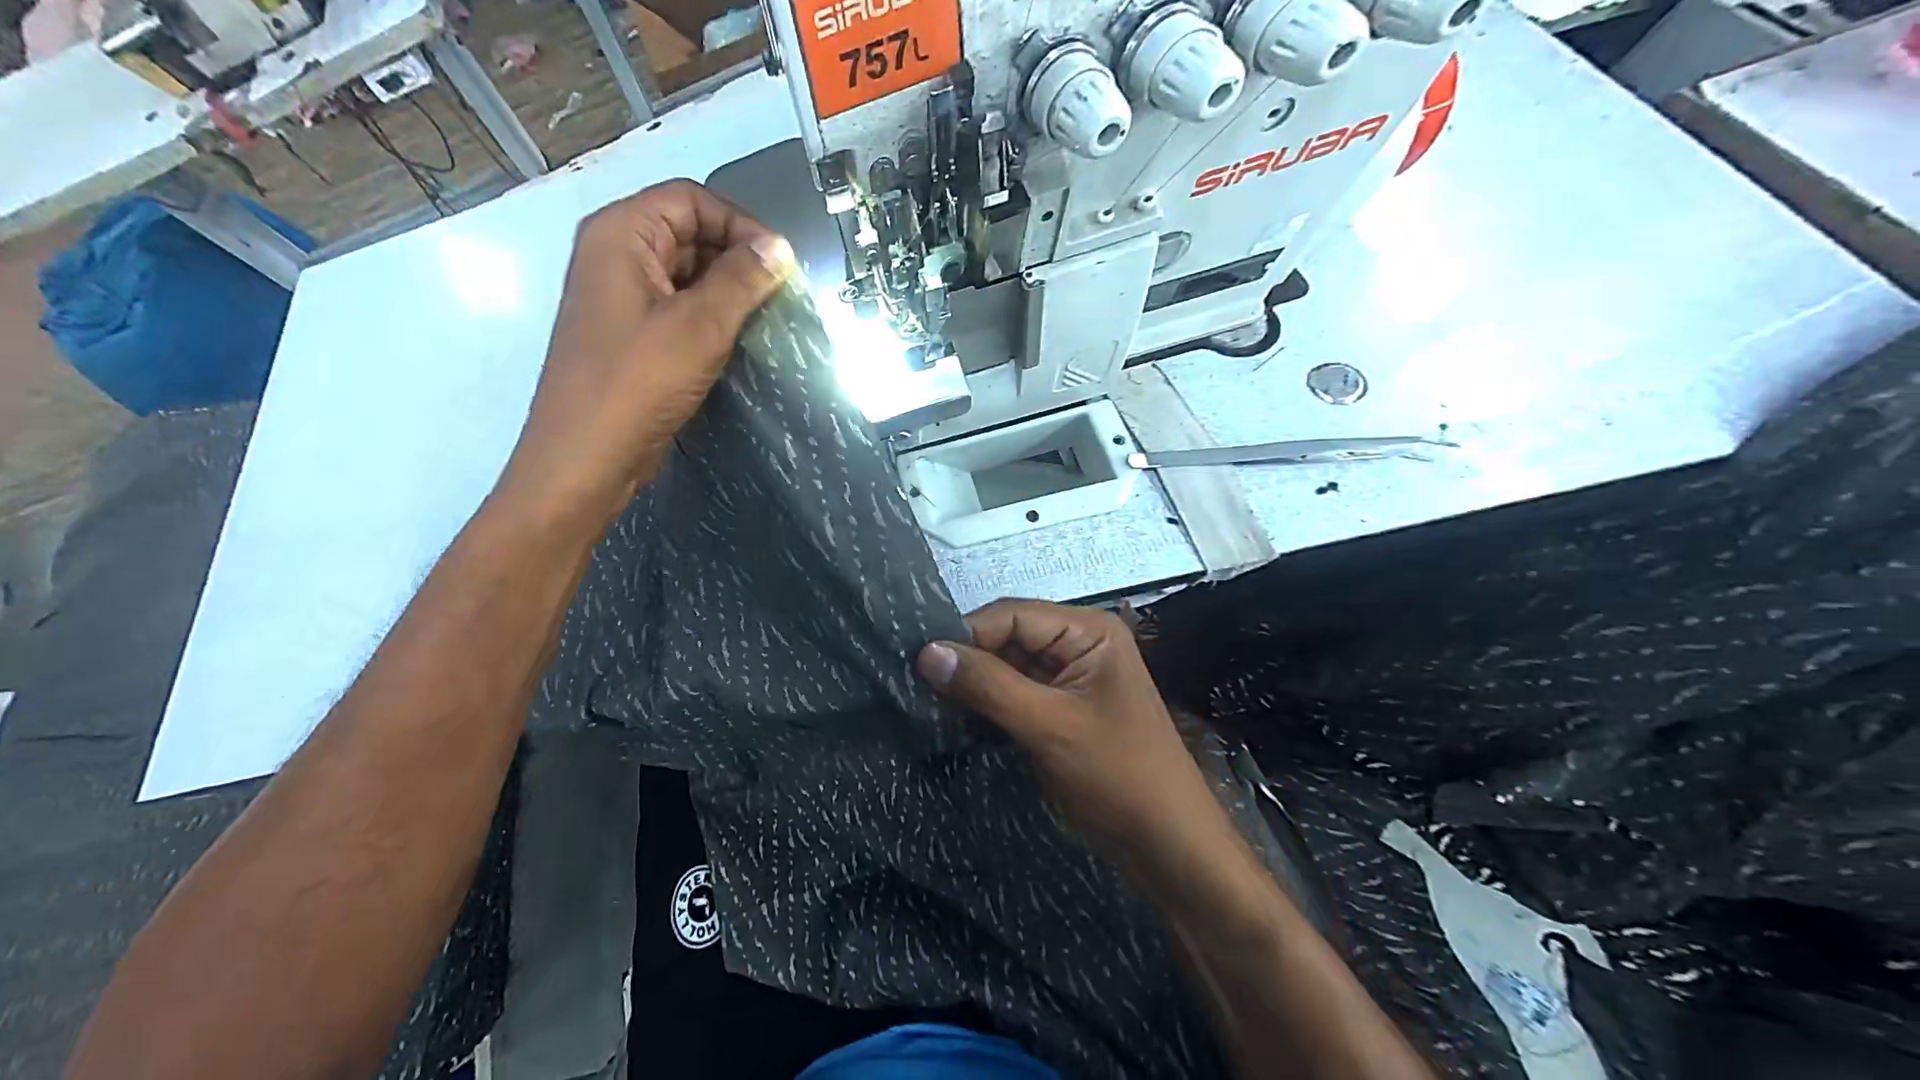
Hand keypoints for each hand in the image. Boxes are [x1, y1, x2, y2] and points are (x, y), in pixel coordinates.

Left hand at [499, 180, 794, 529]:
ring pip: (688, 274)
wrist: (586, 459)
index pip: (691, 199)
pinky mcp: (633, 335)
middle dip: (737, 258)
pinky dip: (712, 317)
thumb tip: (779, 248)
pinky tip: (738, 342)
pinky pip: (679, 308)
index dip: (741, 224)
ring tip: (765, 320)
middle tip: (779, 297)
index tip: (781, 266)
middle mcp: (616, 255)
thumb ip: (742, 279)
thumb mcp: (699, 325)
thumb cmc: (636, 384)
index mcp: (620, 234)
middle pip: (689, 232)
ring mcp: (622, 297)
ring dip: (728, 291)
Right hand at [918, 600, 1240, 882]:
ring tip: (930, 704)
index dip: (965, 634)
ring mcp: (1072, 677)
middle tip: (917, 686)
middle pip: (1008, 636)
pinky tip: (959, 720)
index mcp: (1088, 631)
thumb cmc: (1117, 776)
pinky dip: (990, 704)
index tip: (918, 664)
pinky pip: (1017, 693)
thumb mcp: (1049, 726)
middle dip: (969, 660)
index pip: (1011, 615)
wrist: (1169, 844)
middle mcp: (1080, 643)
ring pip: (1009, 666)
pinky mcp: (1064, 708)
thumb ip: (988, 685)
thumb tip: (926, 651)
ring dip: (976, 685)